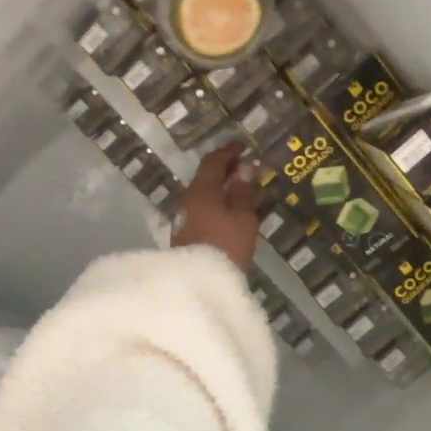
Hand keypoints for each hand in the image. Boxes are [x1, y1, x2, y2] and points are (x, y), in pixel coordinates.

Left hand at [173, 142, 260, 271]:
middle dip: (226, 173)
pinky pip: (203, 212)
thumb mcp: (242, 217)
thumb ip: (243, 192)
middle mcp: (188, 200)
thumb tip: (244, 168)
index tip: (243, 147)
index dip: (228, 152)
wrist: (198, 283)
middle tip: (246, 171)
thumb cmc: (226, 245)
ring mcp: (184, 219)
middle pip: (206, 179)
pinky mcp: (185, 236)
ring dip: (222, 192)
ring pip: (205, 197)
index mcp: (201, 190)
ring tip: (244, 195)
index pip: (213, 162)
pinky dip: (218, 207)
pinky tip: (231, 216)